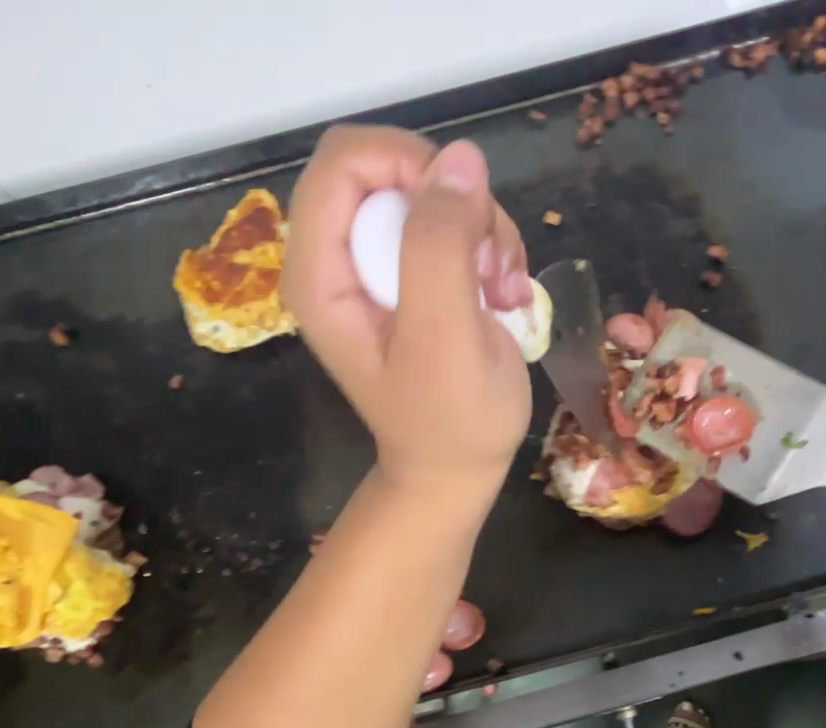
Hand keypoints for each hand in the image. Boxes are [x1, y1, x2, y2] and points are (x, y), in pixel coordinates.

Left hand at [285, 125, 534, 500]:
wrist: (459, 469)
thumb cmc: (449, 420)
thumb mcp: (445, 338)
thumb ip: (440, 247)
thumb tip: (460, 159)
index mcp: (321, 273)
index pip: (345, 160)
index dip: (408, 164)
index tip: (462, 215)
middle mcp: (340, 258)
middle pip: (395, 171)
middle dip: (456, 205)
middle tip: (490, 264)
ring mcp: (378, 267)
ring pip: (435, 194)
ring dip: (484, 231)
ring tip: (503, 291)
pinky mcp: (414, 276)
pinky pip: (455, 224)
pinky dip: (490, 249)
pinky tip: (504, 296)